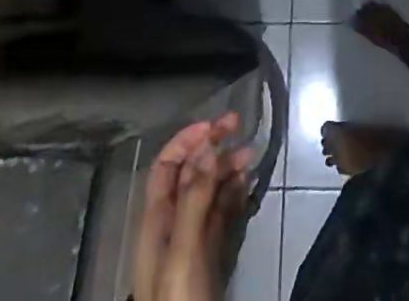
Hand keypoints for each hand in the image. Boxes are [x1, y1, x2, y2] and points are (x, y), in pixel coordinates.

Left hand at [134, 112, 253, 300]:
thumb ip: (194, 200)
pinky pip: (222, 211)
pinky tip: (248, 182)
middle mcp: (172, 223)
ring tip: (252, 155)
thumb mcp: (183, 251)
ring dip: (228, 166)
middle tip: (241, 126)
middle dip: (212, 146)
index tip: (217, 125)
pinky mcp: (210, 251)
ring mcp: (192, 237)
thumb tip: (207, 148)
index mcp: (156, 221)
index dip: (188, 140)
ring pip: (209, 189)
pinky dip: (235, 192)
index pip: (166, 166)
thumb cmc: (178, 300)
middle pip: (190, 173)